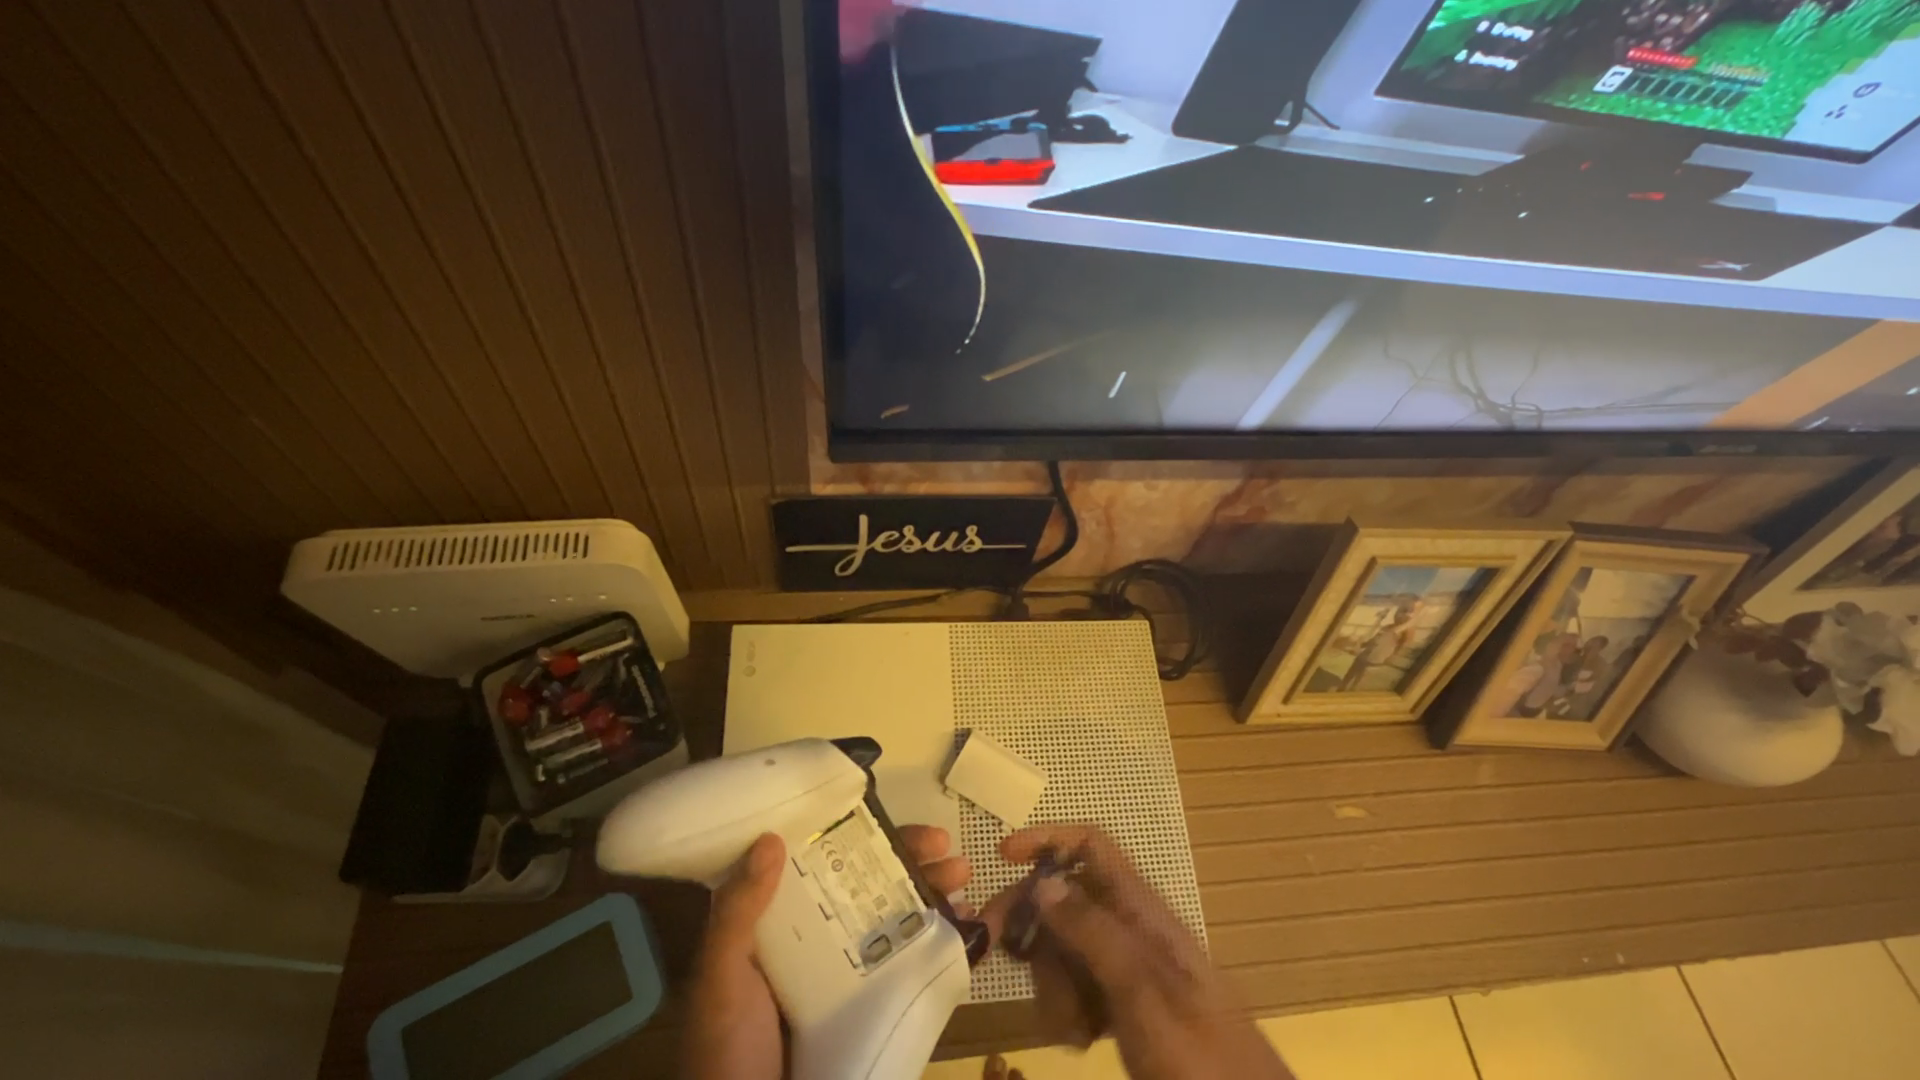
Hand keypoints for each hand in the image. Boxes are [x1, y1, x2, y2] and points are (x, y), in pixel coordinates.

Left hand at [680, 825, 972, 1079]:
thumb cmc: (725, 1044)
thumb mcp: (721, 976)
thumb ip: (738, 913)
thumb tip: (771, 838)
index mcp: (777, 920)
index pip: (823, 861)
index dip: (860, 836)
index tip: (894, 821)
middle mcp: (815, 937)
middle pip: (868, 884)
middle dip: (911, 861)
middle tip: (948, 849)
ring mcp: (844, 973)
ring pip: (893, 917)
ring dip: (931, 893)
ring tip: (963, 880)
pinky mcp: (867, 1006)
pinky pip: (905, 963)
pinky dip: (935, 941)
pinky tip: (963, 925)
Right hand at [981, 825, 1293, 1079]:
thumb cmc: (1197, 1054)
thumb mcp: (1140, 991)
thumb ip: (1093, 932)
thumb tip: (1043, 880)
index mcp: (1143, 911)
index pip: (1092, 846)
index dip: (1048, 839)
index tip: (1003, 856)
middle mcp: (1133, 929)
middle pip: (1065, 900)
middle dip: (1031, 925)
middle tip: (994, 952)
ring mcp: (1129, 969)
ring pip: (1065, 949)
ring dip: (1052, 984)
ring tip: (1072, 1030)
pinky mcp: (1125, 1005)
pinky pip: (1077, 988)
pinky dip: (1067, 1010)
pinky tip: (1081, 1040)